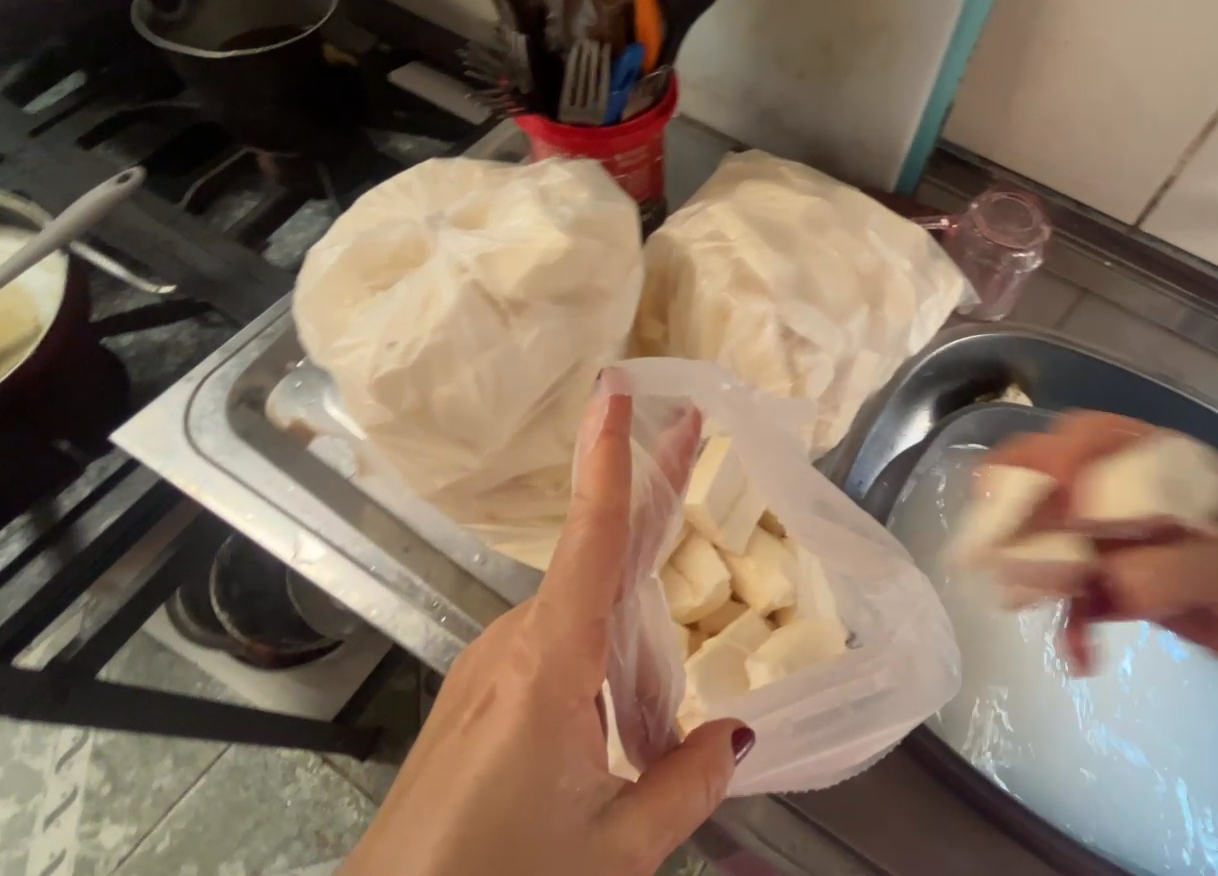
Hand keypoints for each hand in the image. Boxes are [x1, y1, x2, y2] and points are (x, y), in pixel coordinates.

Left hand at [343, 383, 752, 875]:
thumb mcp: (614, 853)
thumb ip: (685, 785)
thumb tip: (739, 733)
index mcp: (550, 663)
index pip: (591, 536)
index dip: (610, 456)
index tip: (618, 388)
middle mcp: (515, 643)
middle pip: (595, 552)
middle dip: (647, 491)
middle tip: (692, 431)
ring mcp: (488, 665)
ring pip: (578, 607)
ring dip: (631, 602)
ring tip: (669, 652)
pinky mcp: (478, 692)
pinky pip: (554, 644)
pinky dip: (600, 646)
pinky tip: (619, 704)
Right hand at [986, 411, 1217, 684]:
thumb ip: (1171, 568)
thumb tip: (1106, 584)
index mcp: (1160, 463)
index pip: (1093, 439)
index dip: (1056, 458)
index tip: (1043, 498)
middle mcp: (1128, 491)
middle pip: (1054, 482)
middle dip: (1020, 513)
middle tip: (991, 548)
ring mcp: (1119, 539)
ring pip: (1053, 540)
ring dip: (1030, 568)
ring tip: (1018, 602)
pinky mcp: (1116, 584)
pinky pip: (1075, 594)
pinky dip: (1068, 621)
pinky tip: (1079, 653)